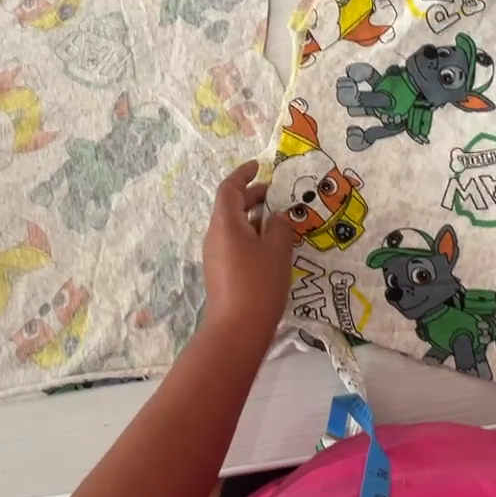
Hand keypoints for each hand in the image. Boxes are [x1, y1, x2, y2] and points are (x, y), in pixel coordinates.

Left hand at [201, 161, 291, 336]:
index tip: (259, 166)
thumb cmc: (258, 284)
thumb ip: (278, 226)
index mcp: (225, 223)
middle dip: (253, 196)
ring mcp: (215, 255)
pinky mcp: (221, 272)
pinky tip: (272, 247)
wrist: (237, 330)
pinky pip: (235, 242)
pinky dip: (251, 235)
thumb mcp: (277, 249)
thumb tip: (275, 217)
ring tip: (280, 221)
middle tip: (278, 195)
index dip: (243, 174)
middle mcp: (215, 235)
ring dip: (255, 217)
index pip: (229, 188)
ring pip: (234, 226)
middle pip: (231, 206)